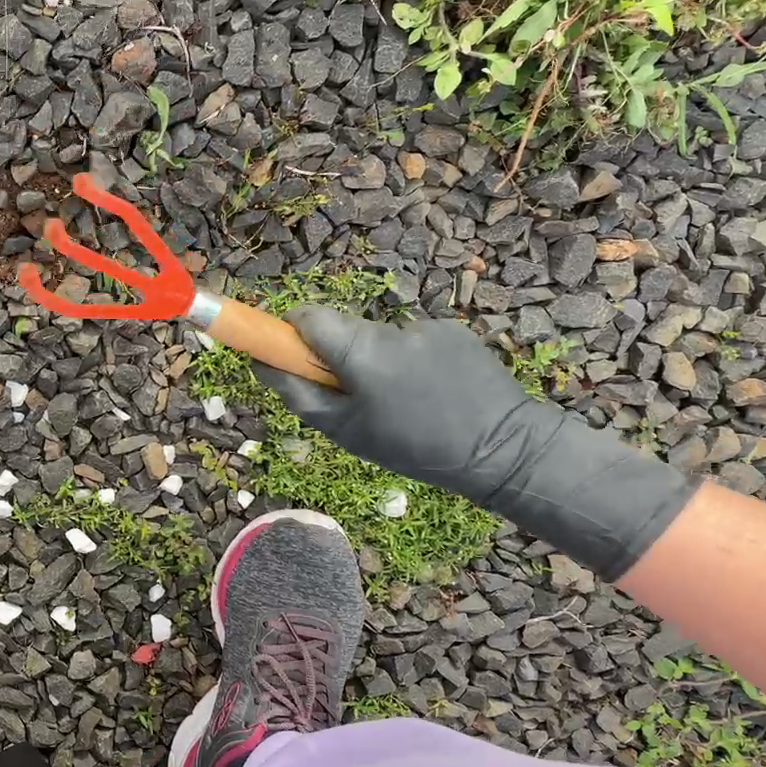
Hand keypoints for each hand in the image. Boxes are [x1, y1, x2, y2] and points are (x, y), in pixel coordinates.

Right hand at [252, 308, 698, 579]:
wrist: (506, 451)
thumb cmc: (411, 447)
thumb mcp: (342, 429)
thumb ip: (295, 391)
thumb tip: (259, 361)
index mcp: (360, 351)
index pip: (306, 315)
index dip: (292, 332)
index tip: (296, 358)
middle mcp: (390, 329)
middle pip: (342, 327)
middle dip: (336, 353)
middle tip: (353, 393)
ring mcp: (426, 326)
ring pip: (378, 335)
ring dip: (376, 359)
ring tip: (399, 398)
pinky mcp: (455, 331)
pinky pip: (413, 340)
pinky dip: (410, 360)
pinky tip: (430, 389)